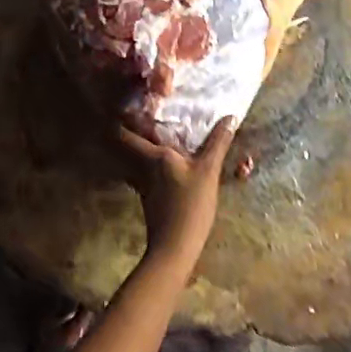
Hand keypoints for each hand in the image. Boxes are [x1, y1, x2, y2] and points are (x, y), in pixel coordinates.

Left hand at [117, 116, 236, 272]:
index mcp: (154, 156)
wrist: (175, 248)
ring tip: (154, 136)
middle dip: (130, 131)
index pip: (125, 135)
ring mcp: (144, 185)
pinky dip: (149, 165)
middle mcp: (143, 168)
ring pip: (134, 160)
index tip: (124, 104)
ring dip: (139, 148)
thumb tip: (230, 116)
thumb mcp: (209, 170)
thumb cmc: (189, 205)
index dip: (120, 119)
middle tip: (142, 116)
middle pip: (127, 146)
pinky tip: (165, 163)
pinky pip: (144, 173)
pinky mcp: (150, 199)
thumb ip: (218, 142)